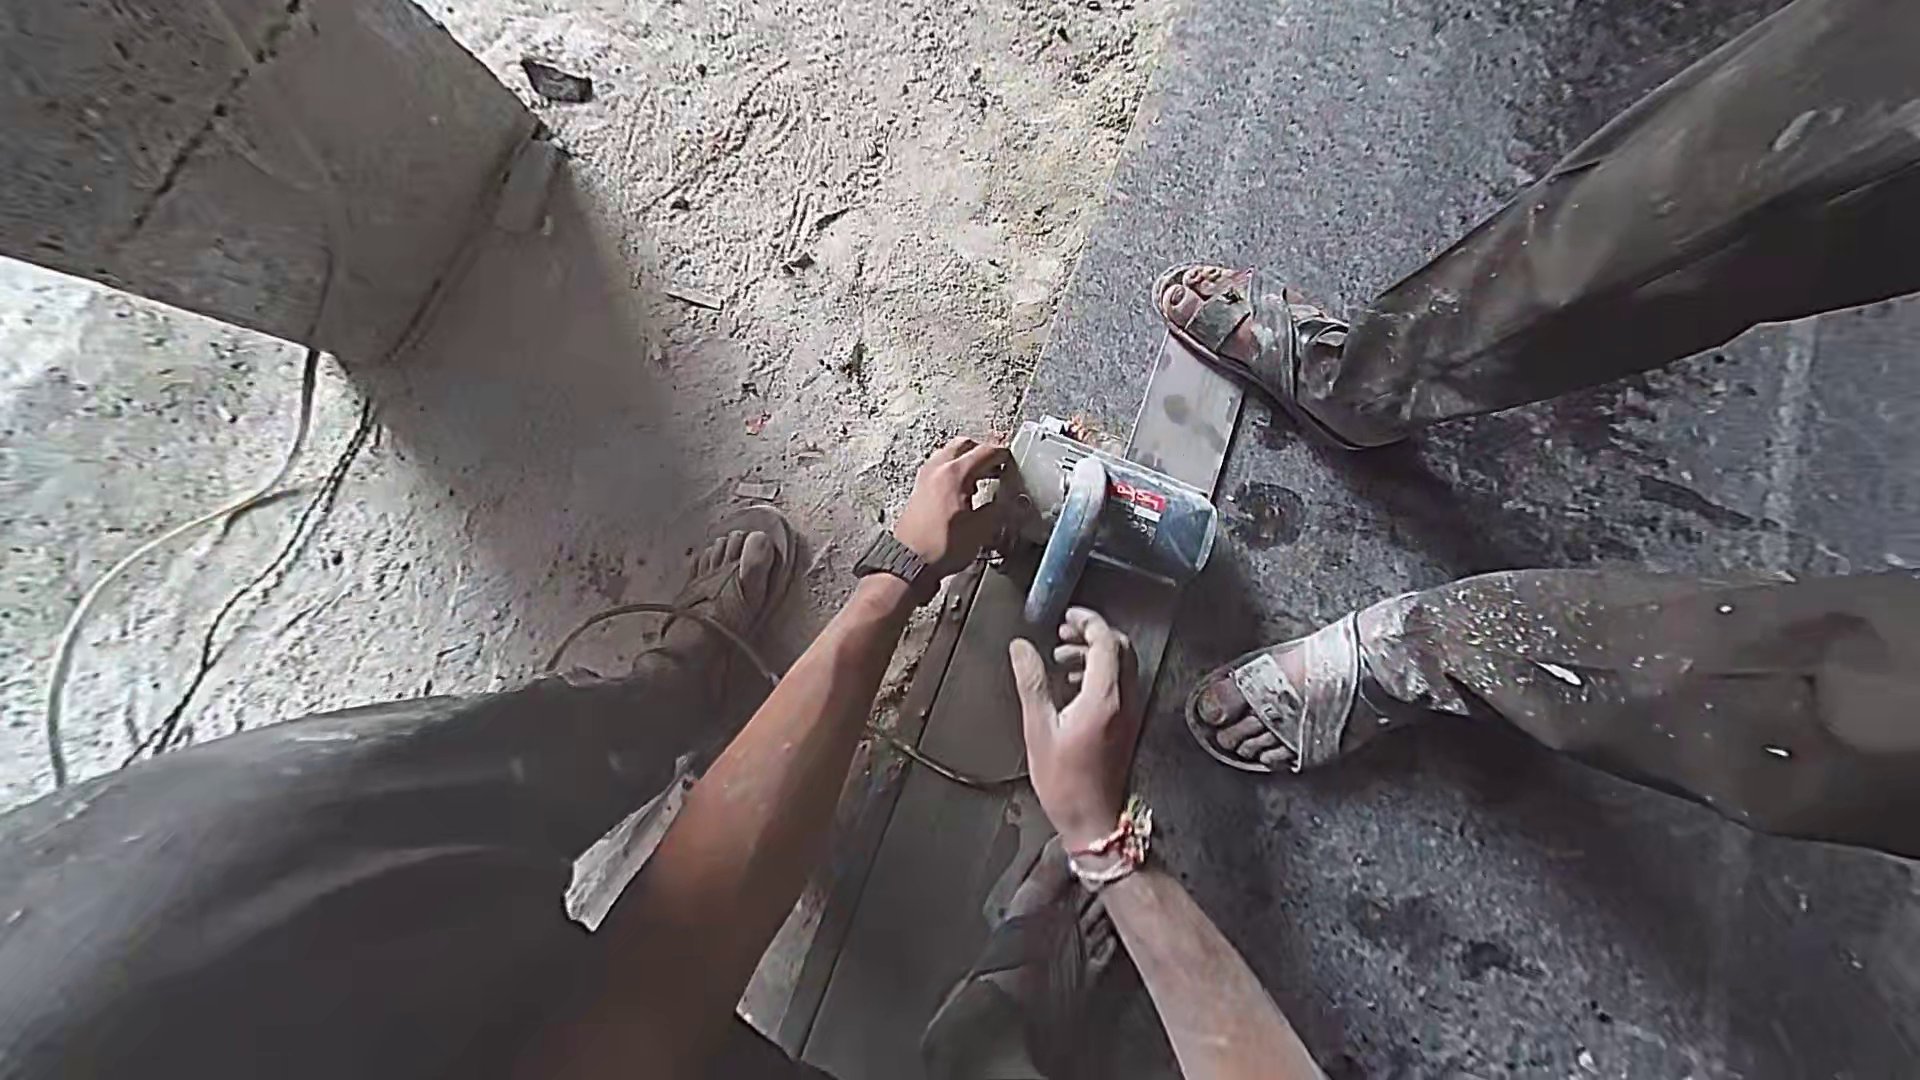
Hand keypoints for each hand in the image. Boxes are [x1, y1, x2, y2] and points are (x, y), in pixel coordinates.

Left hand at [895, 436, 1012, 577]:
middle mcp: (937, 470)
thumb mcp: (980, 529)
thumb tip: (1010, 501)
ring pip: (949, 455)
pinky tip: (962, 490)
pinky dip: (953, 471)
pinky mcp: (919, 491)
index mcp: (954, 474)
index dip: (1002, 454)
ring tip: (983, 476)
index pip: (984, 452)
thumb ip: (998, 509)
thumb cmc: (940, 546)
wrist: (910, 563)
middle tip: (997, 464)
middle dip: (982, 451)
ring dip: (966, 460)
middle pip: (963, 445)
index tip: (1011, 459)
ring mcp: (925, 479)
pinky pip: (939, 469)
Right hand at [1009, 607, 1142, 849]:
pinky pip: (1120, 682)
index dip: (1088, 622)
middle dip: (1092, 633)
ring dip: (1095, 651)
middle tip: (1064, 632)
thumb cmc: (1064, 781)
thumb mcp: (1038, 728)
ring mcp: (1130, 712)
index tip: (1068, 616)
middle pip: (1120, 648)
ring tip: (1062, 657)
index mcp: (1104, 698)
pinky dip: (1099, 670)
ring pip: (1122, 664)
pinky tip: (1072, 682)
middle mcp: (1125, 701)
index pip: (1106, 642)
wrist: (1093, 820)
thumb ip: (1032, 683)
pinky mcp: (1126, 723)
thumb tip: (1021, 647)